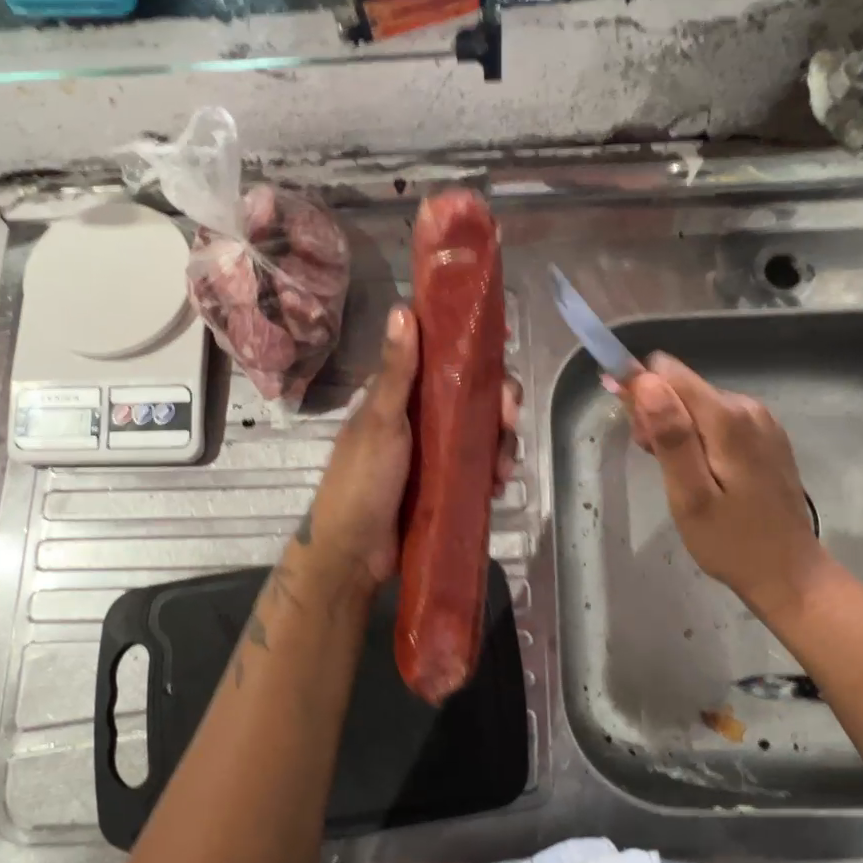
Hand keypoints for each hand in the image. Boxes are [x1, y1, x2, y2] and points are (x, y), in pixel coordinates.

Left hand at [303, 305, 519, 587]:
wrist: (354, 554)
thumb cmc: (362, 480)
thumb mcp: (380, 421)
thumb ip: (397, 371)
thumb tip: (403, 309)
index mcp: (400, 397)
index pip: (445, 362)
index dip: (476, 358)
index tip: (502, 358)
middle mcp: (420, 420)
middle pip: (473, 398)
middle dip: (499, 406)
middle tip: (508, 421)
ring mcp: (434, 455)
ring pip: (481, 434)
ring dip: (501, 444)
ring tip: (503, 468)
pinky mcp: (445, 485)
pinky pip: (478, 469)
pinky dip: (492, 472)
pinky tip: (497, 485)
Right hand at [620, 353, 833, 618]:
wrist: (788, 574)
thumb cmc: (731, 542)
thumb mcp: (689, 496)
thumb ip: (670, 436)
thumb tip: (647, 383)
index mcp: (727, 418)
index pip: (668, 372)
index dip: (639, 389)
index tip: (628, 422)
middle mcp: (747, 407)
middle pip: (682, 386)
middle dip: (656, 415)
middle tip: (654, 463)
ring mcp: (761, 421)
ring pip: (697, 402)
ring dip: (675, 429)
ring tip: (676, 476)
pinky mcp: (765, 437)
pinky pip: (717, 418)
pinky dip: (698, 437)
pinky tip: (699, 472)